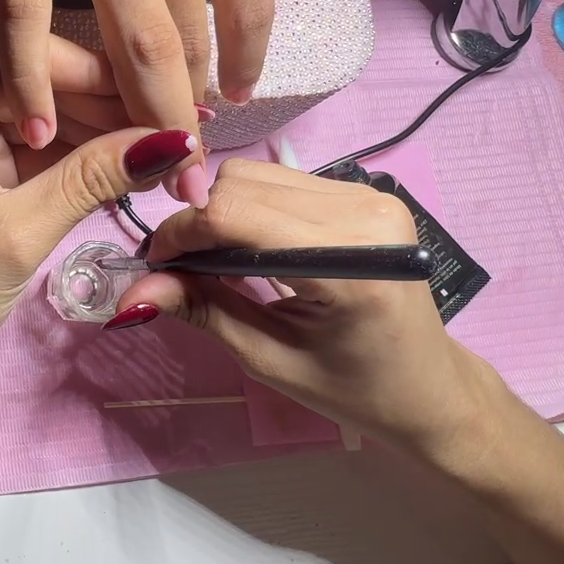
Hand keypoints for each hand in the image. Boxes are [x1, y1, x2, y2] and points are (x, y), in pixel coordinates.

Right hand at [0, 0, 395, 199]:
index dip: (252, 56)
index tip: (243, 97)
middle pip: (191, 36)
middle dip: (197, 111)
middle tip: (198, 167)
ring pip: (124, 37)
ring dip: (140, 107)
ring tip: (147, 156)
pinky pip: (24, 13)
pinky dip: (29, 74)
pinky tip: (37, 129)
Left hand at [0, 38, 197, 391]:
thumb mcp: (20, 232)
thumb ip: (93, 178)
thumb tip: (175, 139)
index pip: (26, 61)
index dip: (98, 75)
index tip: (165, 96)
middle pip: (40, 83)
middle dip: (108, 107)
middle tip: (182, 126)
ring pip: (47, 112)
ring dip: (103, 132)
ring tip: (169, 147)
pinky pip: (40, 144)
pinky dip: (83, 156)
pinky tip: (132, 163)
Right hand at [113, 160, 503, 461]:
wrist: (433, 389)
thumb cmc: (354, 388)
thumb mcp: (268, 360)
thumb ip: (201, 310)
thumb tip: (130, 291)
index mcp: (348, 266)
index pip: (234, 215)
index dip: (181, 233)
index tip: (155, 264)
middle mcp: (363, 212)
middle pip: (239, 182)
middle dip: (199, 221)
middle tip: (187, 268)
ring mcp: (369, 195)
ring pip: (255, 174)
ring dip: (223, 211)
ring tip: (222, 261)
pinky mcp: (365, 192)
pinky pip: (280, 180)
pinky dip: (250, 208)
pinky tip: (256, 248)